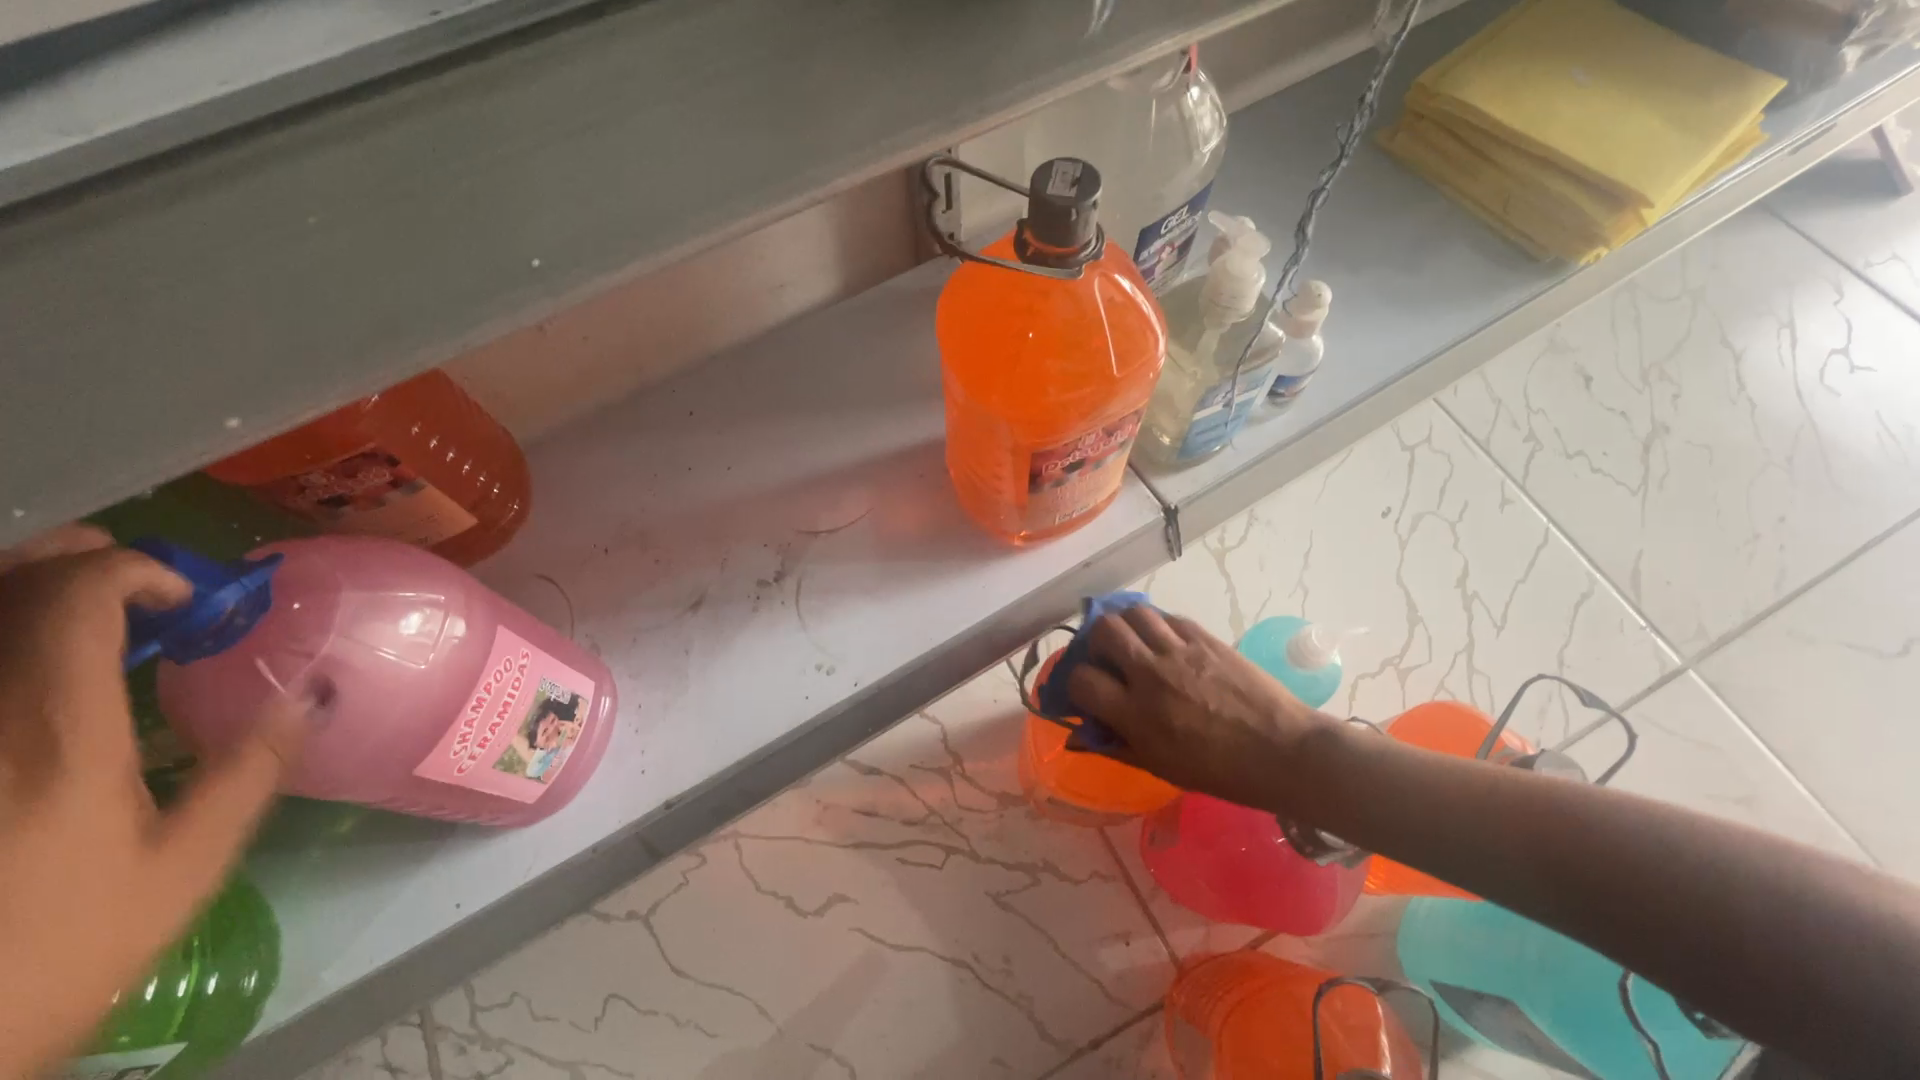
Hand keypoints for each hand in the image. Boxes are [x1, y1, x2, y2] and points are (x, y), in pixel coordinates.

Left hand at [0, 526, 312, 1077]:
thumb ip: (248, 772)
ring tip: (87, 611)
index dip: (135, 570)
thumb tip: (309, 693)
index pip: (75, 596)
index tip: (190, 599)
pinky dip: (3, 638)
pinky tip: (37, 664)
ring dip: (29, 593)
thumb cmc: (56, 954)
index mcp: (54, 736)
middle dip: (75, 562)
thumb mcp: (181, 871)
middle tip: (141, 586)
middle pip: (4, 586)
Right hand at [1064, 606, 1340, 815]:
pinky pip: (1169, 617)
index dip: (1075, 683)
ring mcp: (1179, 652)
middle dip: (1096, 642)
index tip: (1086, 691)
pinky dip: (1158, 626)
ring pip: (1134, 613)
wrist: (1283, 752)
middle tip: (1108, 657)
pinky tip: (1165, 642)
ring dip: (1126, 625)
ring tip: (1134, 641)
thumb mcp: (1160, 768)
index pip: (1081, 679)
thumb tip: (1079, 735)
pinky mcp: (1206, 639)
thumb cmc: (1219, 772)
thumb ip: (1116, 746)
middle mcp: (1150, 675)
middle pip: (1103, 631)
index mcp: (1135, 714)